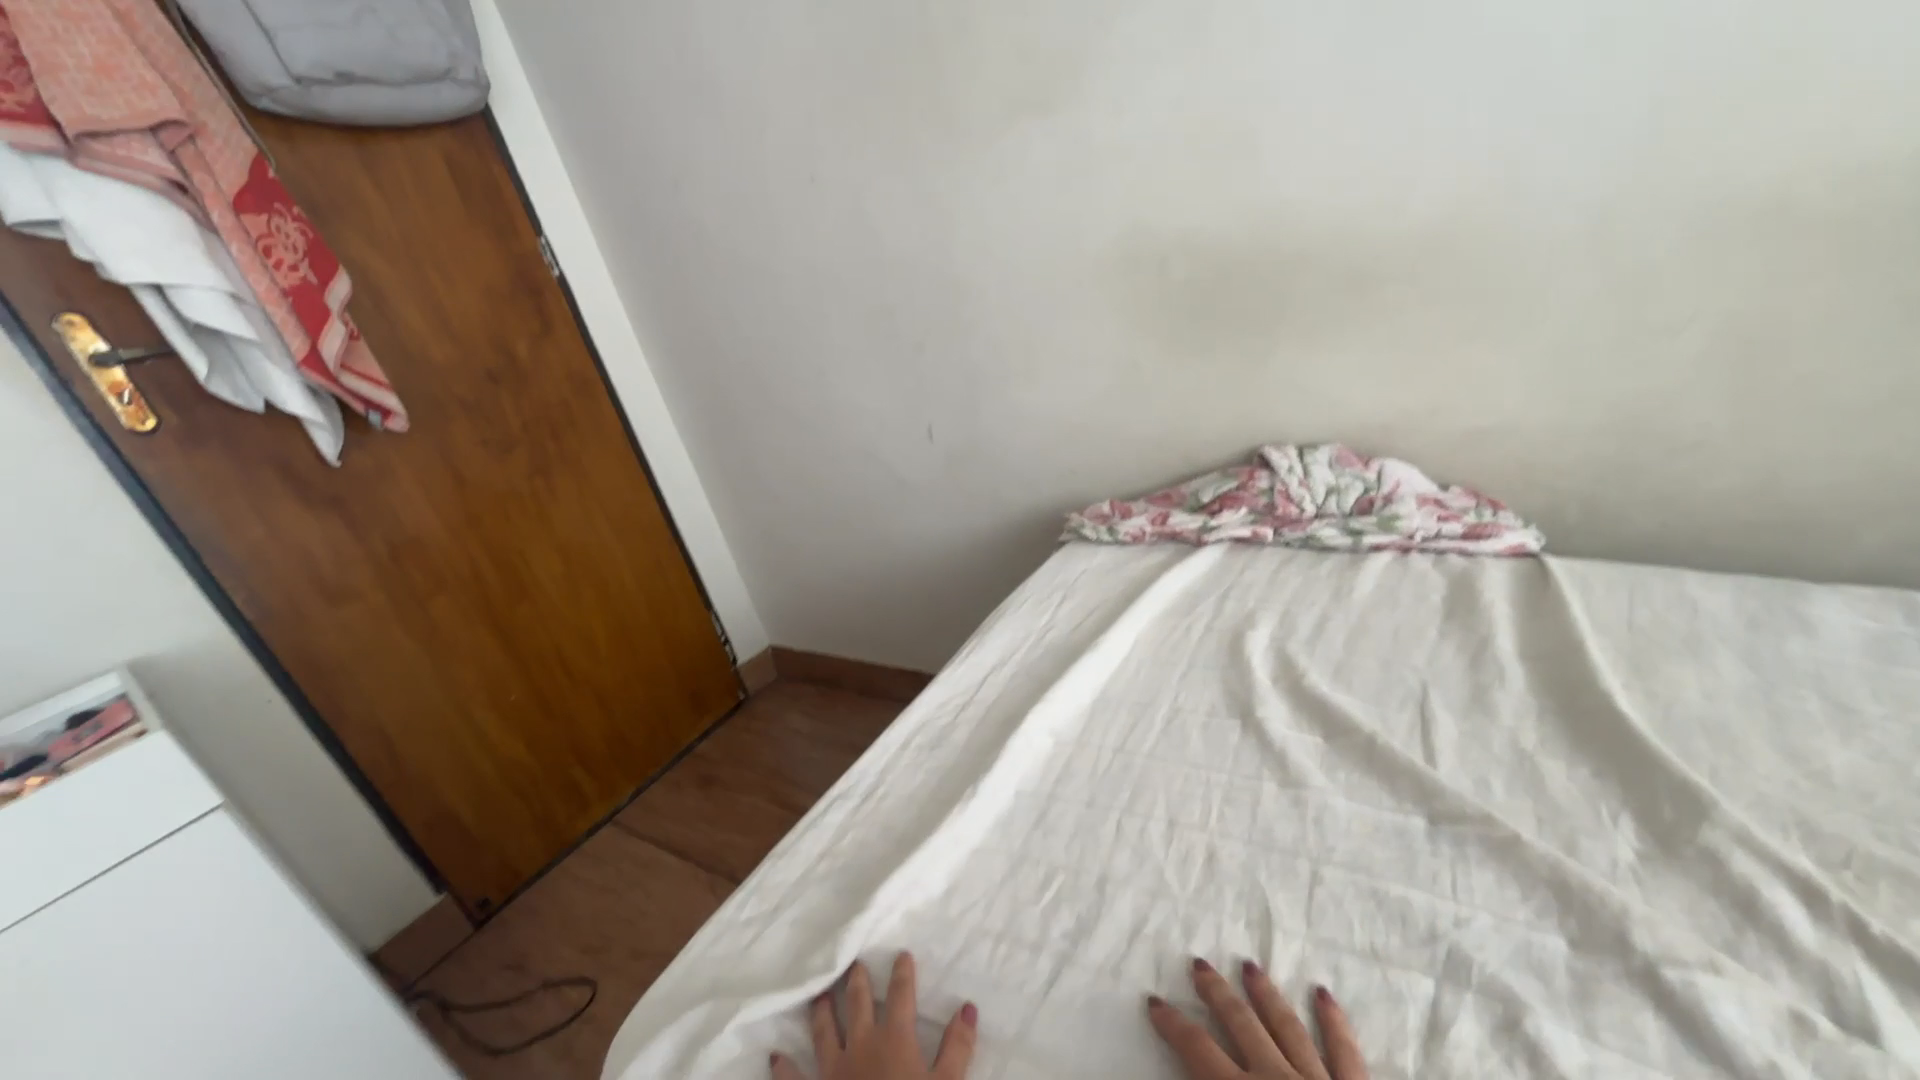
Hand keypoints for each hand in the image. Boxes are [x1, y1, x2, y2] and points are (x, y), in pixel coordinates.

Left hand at [772, 952, 977, 1079]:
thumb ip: (958, 1046)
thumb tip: (968, 1007)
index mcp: (894, 1040)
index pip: (900, 997)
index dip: (902, 974)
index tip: (901, 954)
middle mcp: (860, 1045)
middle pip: (858, 1004)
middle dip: (857, 982)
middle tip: (854, 963)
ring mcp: (833, 1070)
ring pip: (824, 1031)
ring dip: (822, 1012)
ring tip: (820, 995)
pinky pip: (793, 1079)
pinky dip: (783, 1068)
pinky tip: (775, 1057)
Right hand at [1147, 958, 1367, 1079]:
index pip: (1197, 1049)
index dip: (1172, 1024)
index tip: (1154, 1000)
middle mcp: (1274, 1078)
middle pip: (1240, 1023)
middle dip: (1217, 992)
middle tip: (1200, 964)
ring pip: (1287, 1027)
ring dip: (1266, 995)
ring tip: (1251, 966)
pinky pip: (1345, 1052)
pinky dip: (1334, 1022)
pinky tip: (1324, 994)